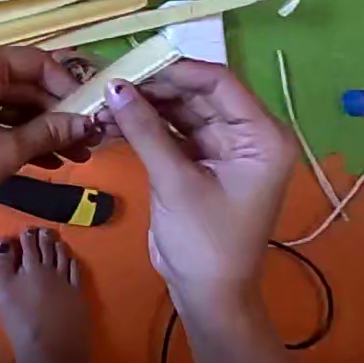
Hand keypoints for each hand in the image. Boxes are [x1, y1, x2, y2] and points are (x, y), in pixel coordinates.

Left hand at [0, 45, 99, 230]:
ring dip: (41, 128)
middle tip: (89, 142)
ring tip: (75, 156)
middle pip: (23, 83)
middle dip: (57, 114)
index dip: (69, 89)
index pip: (36, 63)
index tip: (93, 114)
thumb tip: (91, 124)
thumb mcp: (7, 152)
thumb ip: (51, 132)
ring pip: (10, 102)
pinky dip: (16, 133)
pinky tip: (46, 159)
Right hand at [93, 61, 295, 304]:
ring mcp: (219, 148)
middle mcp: (244, 134)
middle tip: (108, 85)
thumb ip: (145, 130)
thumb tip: (113, 87)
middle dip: (152, 90)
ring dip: (142, 108)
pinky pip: (168, 133)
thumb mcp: (175, 182)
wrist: (205, 294)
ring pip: (178, 112)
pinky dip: (142, 127)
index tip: (131, 68)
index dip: (175, 71)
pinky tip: (111, 122)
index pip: (219, 83)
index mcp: (261, 136)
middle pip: (195, 95)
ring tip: (102, 103)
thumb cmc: (205, 242)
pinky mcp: (196, 161)